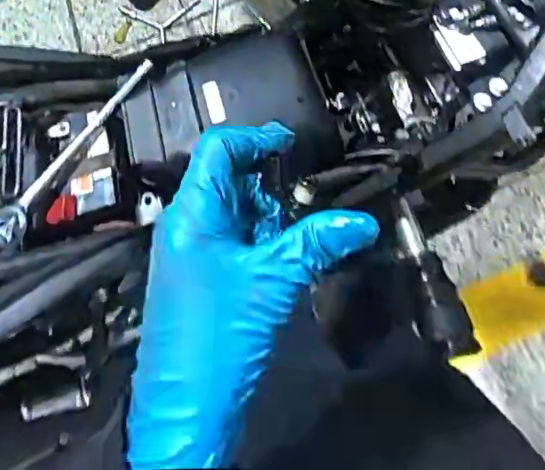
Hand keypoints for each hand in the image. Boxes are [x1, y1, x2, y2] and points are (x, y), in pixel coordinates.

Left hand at [126, 124, 380, 469]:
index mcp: (191, 210)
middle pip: (227, 177)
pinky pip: (236, 239)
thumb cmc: (213, 340)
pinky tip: (289, 251)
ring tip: (303, 222)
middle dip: (267, 179)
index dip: (253, 138)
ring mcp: (195, 248)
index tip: (287, 140)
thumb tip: (358, 221)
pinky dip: (263, 237)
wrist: (185, 407)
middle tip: (306, 189)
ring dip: (269, 210)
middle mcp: (188, 221)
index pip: (217, 149)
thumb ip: (313, 244)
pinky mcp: (206, 273)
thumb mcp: (270, 283)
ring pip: (235, 209)